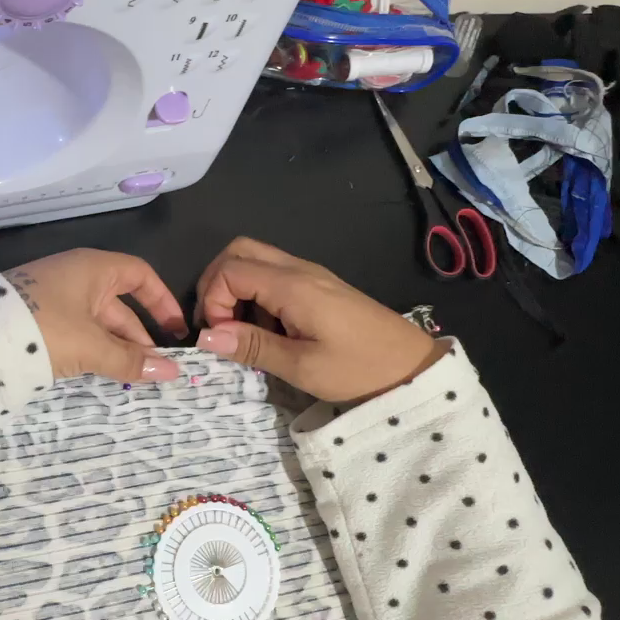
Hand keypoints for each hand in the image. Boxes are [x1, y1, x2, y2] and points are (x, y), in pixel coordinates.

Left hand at [5, 249, 187, 381]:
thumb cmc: (45, 328)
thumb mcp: (92, 345)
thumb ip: (131, 359)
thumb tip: (172, 371)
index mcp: (92, 269)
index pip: (139, 274)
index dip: (161, 300)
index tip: (176, 329)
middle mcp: (74, 277)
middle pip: (118, 304)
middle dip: (139, 335)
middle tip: (155, 367)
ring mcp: (53, 298)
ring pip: (96, 321)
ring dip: (116, 347)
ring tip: (132, 375)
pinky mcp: (35, 319)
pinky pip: (76, 331)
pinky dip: (92, 349)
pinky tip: (99, 372)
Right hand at [193, 237, 444, 401]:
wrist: (413, 367)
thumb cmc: (358, 369)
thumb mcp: (302, 366)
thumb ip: (253, 346)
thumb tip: (206, 336)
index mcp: (292, 285)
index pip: (230, 269)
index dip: (213, 299)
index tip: (221, 334)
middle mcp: (299, 269)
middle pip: (239, 251)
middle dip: (216, 283)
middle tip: (218, 323)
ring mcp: (311, 274)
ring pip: (256, 260)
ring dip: (237, 289)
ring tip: (244, 331)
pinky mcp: (319, 286)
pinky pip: (274, 275)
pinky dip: (257, 295)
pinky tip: (269, 329)